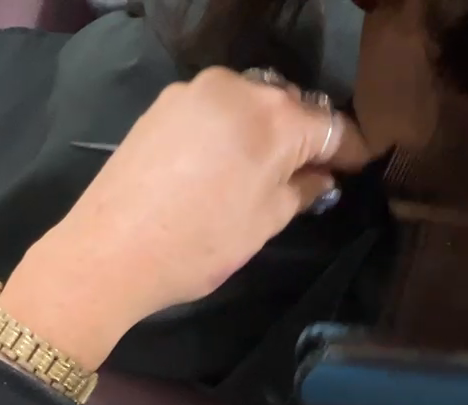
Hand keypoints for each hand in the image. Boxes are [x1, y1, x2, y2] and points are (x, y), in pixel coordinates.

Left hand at [0, 67, 373, 370]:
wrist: (108, 253)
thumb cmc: (194, 247)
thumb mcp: (260, 227)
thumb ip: (299, 192)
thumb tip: (322, 176)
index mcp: (274, 118)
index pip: (330, 125)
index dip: (349, 149)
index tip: (359, 166)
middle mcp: (238, 88)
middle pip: (288, 106)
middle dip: (303, 138)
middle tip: (308, 174)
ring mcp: (195, 91)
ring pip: (248, 104)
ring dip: (263, 132)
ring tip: (261, 172)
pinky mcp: (162, 106)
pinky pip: (213, 111)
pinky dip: (228, 132)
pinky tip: (222, 164)